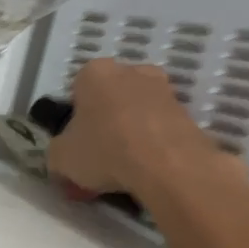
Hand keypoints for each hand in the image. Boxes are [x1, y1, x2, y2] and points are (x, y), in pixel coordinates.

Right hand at [46, 58, 237, 197]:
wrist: (170, 166)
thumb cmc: (105, 149)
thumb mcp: (59, 158)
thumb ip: (58, 152)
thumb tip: (66, 158)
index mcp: (95, 72)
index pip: (76, 91)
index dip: (73, 121)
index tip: (74, 145)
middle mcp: (132, 71)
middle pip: (109, 101)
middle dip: (103, 126)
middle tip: (97, 160)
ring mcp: (165, 91)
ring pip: (136, 116)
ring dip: (128, 139)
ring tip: (122, 174)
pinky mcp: (190, 115)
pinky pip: (159, 132)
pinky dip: (151, 149)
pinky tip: (144, 175)